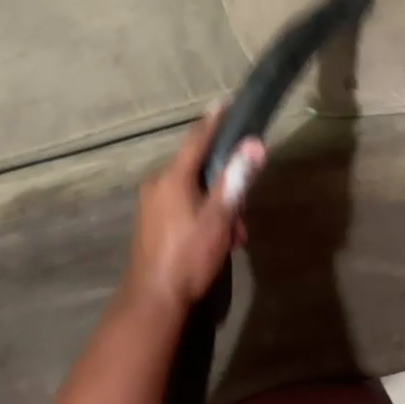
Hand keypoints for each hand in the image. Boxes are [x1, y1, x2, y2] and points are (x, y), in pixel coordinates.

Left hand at [120, 107, 265, 315]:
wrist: (153, 300)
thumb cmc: (188, 256)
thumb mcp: (219, 218)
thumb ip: (235, 180)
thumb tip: (254, 144)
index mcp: (172, 177)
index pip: (197, 138)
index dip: (214, 120)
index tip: (226, 102)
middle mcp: (157, 183)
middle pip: (197, 168)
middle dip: (225, 184)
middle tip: (243, 212)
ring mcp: (151, 204)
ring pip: (192, 190)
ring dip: (217, 206)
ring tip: (233, 237)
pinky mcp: (150, 223)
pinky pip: (181, 205)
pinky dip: (202, 214)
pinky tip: (216, 241)